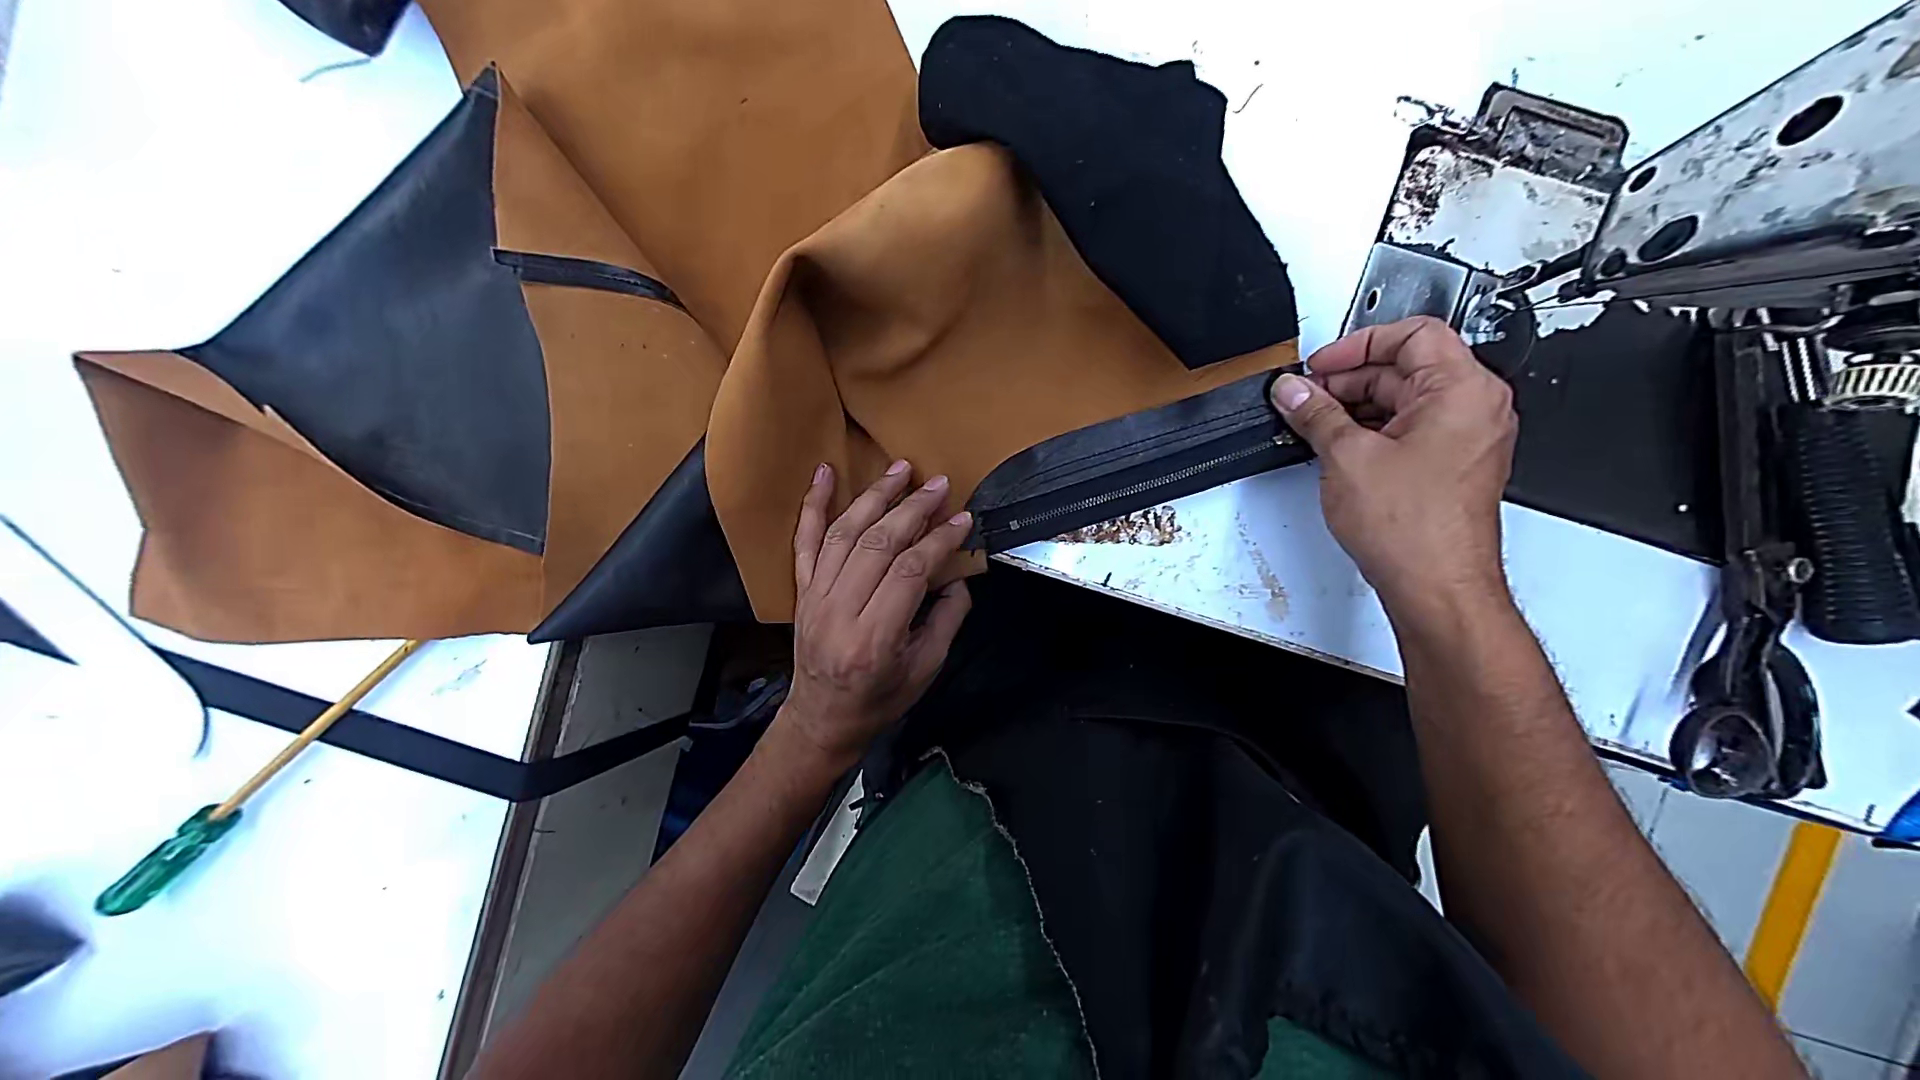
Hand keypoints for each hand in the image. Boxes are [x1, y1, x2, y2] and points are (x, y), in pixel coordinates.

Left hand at [775, 460, 972, 769]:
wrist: (822, 718)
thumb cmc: (879, 698)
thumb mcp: (926, 668)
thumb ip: (946, 619)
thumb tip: (958, 574)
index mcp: (874, 639)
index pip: (909, 572)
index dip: (939, 541)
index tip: (961, 520)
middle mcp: (839, 612)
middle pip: (877, 544)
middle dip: (912, 509)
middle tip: (938, 485)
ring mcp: (815, 597)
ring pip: (844, 533)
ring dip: (874, 496)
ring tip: (900, 469)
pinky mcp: (802, 590)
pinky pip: (804, 541)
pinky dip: (813, 504)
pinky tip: (825, 473)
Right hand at [1268, 316, 1515, 619]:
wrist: (1435, 583)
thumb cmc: (1416, 529)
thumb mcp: (1346, 457)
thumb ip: (1315, 414)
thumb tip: (1293, 391)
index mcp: (1463, 391)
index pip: (1412, 335)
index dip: (1357, 345)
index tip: (1320, 365)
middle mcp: (1474, 409)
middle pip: (1403, 368)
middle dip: (1347, 380)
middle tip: (1304, 397)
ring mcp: (1464, 438)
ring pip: (1402, 400)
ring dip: (1354, 407)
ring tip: (1311, 424)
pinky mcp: (1448, 464)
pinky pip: (1406, 428)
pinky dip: (1369, 430)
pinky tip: (1334, 446)